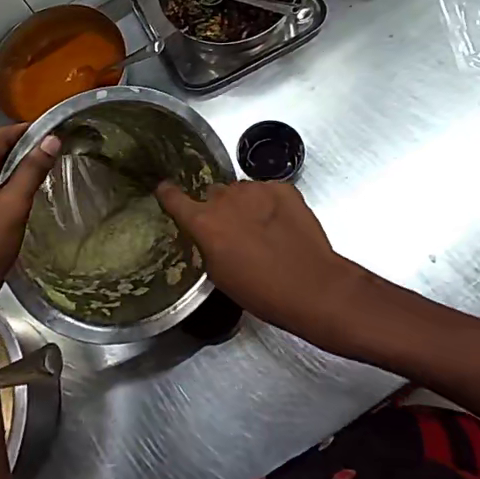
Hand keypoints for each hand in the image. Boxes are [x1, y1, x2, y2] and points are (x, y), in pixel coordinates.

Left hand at [0, 124, 60, 319]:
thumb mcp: (11, 208)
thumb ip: (31, 171)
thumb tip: (53, 139)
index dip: (27, 132)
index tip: (57, 127)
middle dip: (22, 151)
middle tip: (59, 146)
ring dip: (15, 169)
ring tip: (49, 162)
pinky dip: (4, 185)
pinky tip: (27, 185)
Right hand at [156, 180, 382, 352]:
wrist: (313, 287)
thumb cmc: (262, 291)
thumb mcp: (218, 274)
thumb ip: (206, 244)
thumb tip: (208, 234)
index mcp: (203, 221)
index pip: (173, 197)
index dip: (168, 194)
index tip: (165, 190)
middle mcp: (225, 199)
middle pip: (214, 195)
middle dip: (220, 209)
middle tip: (235, 232)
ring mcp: (256, 190)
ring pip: (242, 192)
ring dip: (246, 206)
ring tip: (263, 231)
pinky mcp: (283, 187)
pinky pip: (268, 191)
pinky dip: (271, 203)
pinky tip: (281, 225)